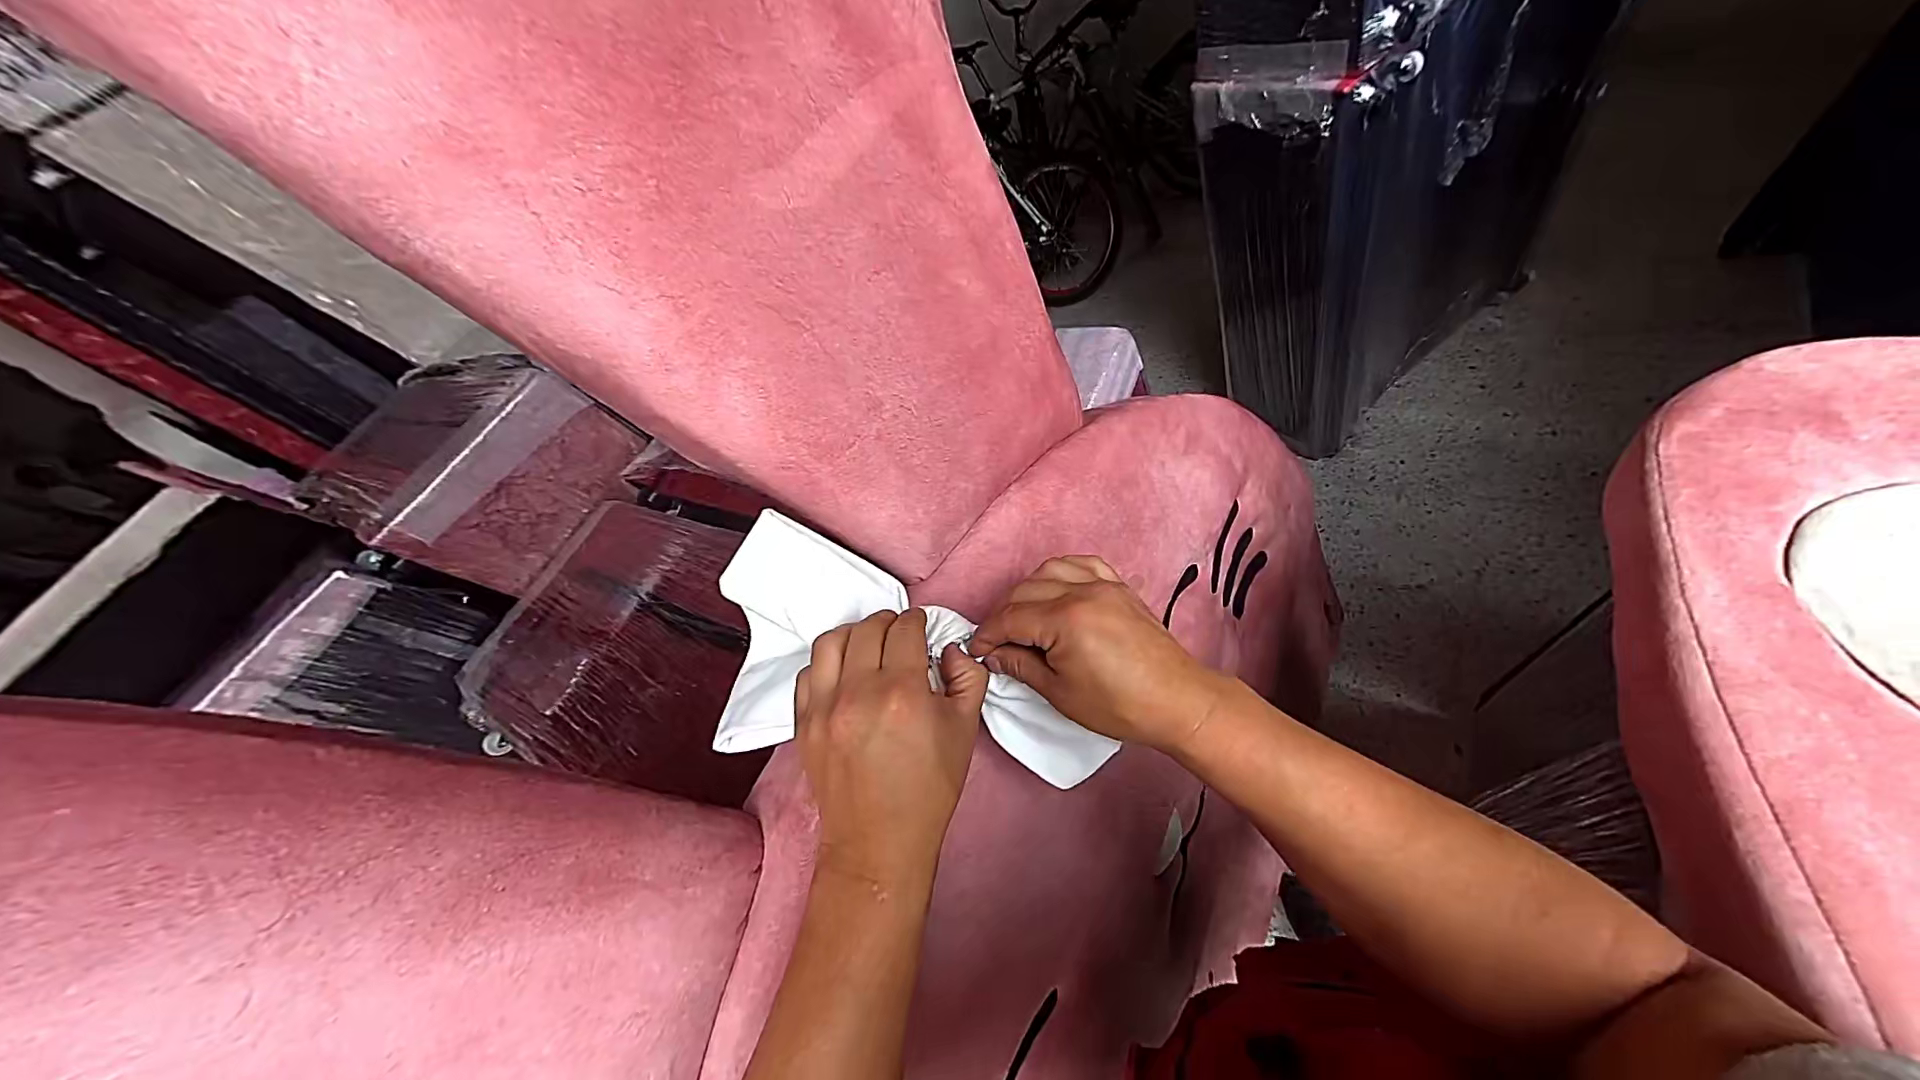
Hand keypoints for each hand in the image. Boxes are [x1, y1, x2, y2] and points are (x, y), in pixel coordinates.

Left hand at [796, 609, 988, 890]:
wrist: (880, 841)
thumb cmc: (928, 789)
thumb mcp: (965, 730)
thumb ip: (967, 677)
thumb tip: (950, 648)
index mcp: (903, 692)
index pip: (905, 629)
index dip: (917, 620)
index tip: (921, 625)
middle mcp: (858, 693)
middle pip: (868, 628)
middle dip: (889, 622)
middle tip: (900, 633)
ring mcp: (825, 708)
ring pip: (831, 642)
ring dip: (854, 633)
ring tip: (868, 644)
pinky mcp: (804, 724)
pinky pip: (808, 673)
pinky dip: (826, 663)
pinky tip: (843, 672)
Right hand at [967, 556, 1229, 753]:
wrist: (1177, 701)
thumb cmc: (1121, 705)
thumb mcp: (1060, 693)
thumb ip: (1021, 665)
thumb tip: (995, 654)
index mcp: (1066, 620)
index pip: (1010, 618)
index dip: (987, 634)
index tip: (977, 649)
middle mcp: (1082, 592)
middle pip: (1024, 592)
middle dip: (1003, 616)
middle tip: (998, 642)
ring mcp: (1103, 586)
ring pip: (1049, 571)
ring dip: (1028, 591)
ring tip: (1023, 618)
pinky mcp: (1119, 588)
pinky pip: (1081, 565)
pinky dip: (1061, 573)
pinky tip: (1055, 589)